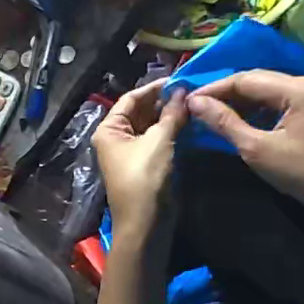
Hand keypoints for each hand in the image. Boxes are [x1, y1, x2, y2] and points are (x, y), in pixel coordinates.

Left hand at [93, 80, 188, 229]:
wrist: (146, 224)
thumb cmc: (145, 179)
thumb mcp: (159, 141)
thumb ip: (172, 114)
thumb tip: (182, 91)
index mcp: (110, 129)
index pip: (131, 98)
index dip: (154, 88)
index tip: (180, 79)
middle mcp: (116, 138)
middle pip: (141, 111)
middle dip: (164, 101)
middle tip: (191, 91)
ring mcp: (131, 152)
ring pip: (151, 126)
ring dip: (170, 116)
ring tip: (194, 104)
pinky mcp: (146, 164)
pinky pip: (158, 140)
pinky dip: (172, 131)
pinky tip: (190, 123)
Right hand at [186, 71, 303, 224]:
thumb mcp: (260, 151)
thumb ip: (226, 123)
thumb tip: (195, 102)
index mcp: (299, 88)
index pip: (246, 79)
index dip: (214, 89)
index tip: (188, 102)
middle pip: (261, 80)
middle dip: (228, 93)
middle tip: (199, 108)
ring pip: (273, 91)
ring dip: (245, 102)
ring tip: (217, 116)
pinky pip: (287, 102)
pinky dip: (264, 110)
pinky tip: (247, 123)